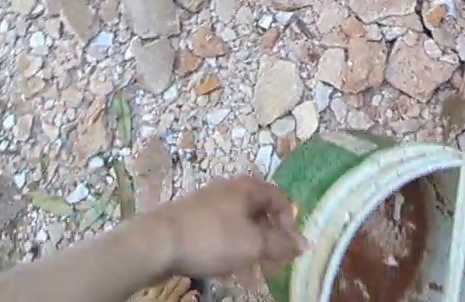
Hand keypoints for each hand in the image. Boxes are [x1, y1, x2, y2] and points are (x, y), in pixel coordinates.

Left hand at [147, 177, 305, 278]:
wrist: (160, 240)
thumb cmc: (212, 237)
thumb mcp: (252, 243)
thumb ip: (280, 244)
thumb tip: (304, 244)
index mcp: (248, 188)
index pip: (280, 198)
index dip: (291, 223)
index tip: (293, 249)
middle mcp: (232, 190)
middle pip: (260, 212)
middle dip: (272, 240)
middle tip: (277, 267)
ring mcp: (211, 204)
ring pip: (242, 226)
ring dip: (254, 250)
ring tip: (258, 276)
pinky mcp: (195, 220)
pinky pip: (224, 234)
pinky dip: (234, 251)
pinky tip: (233, 273)